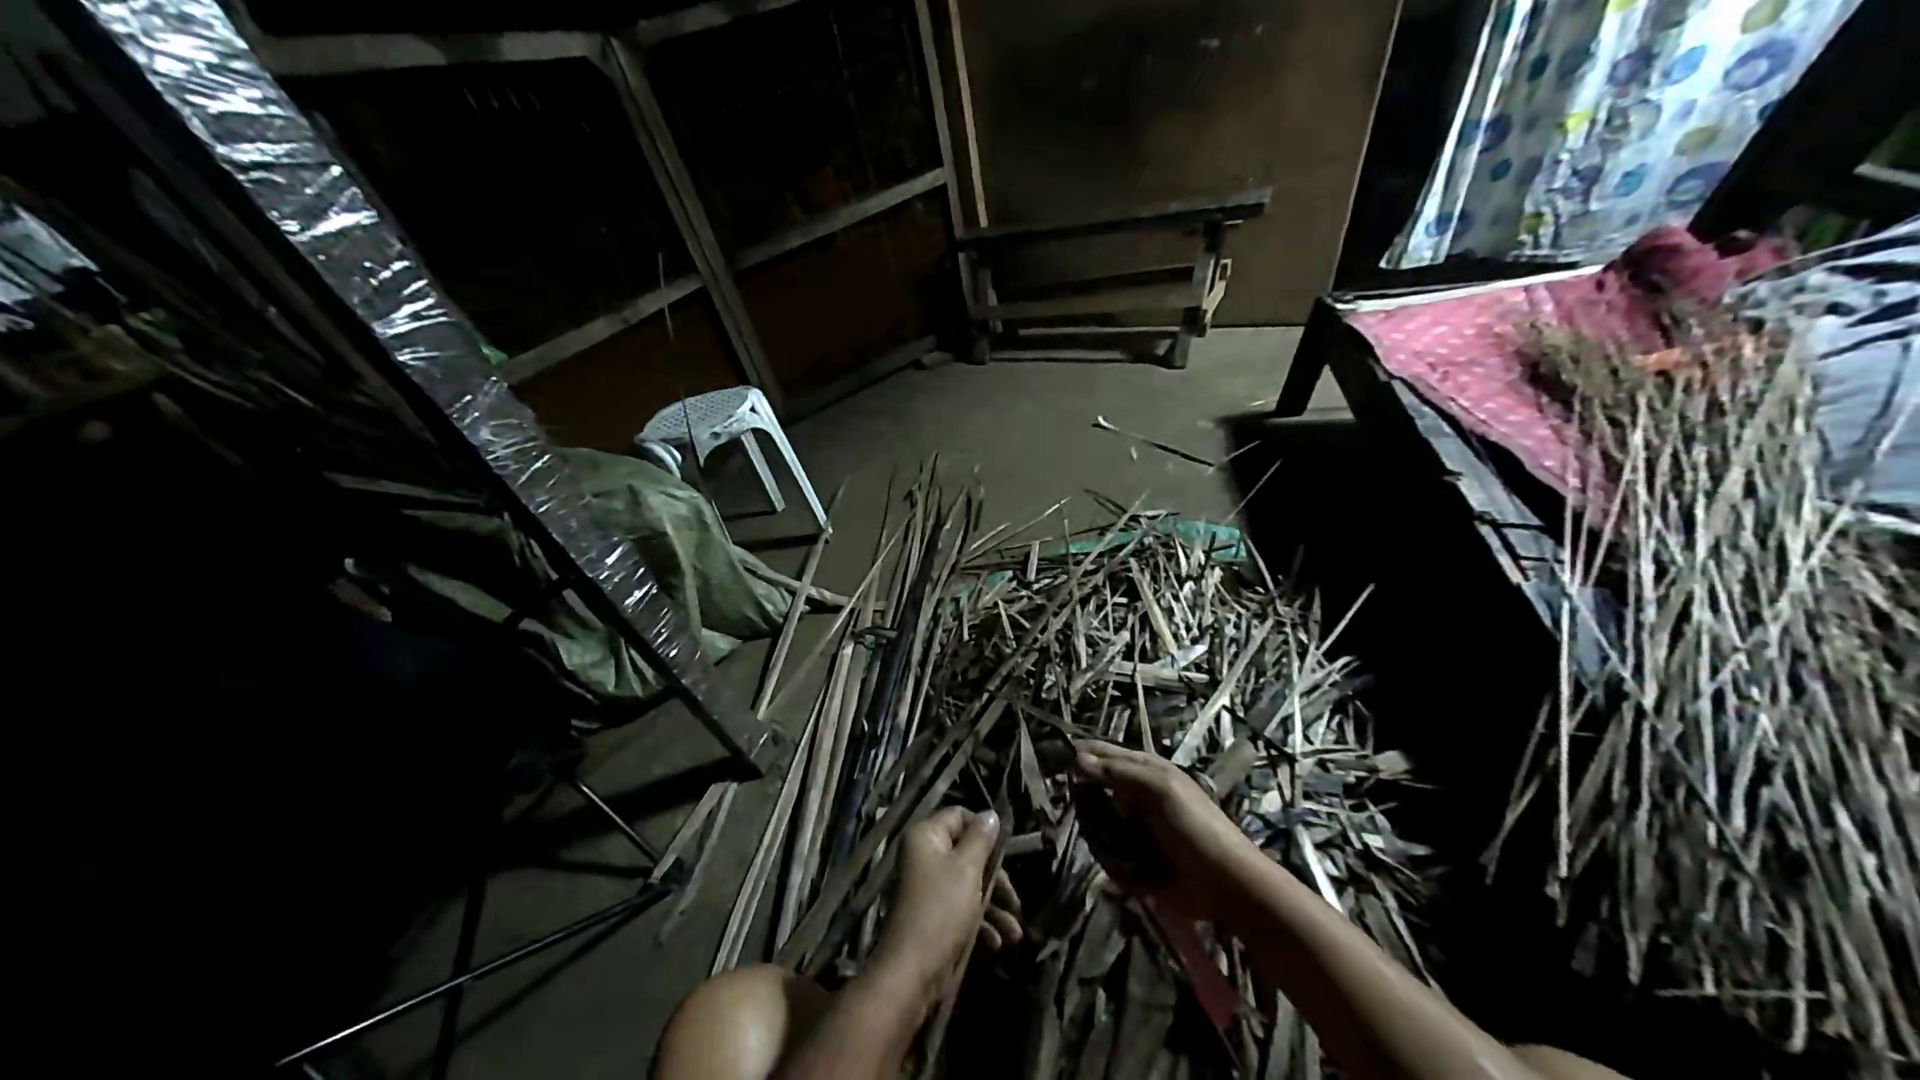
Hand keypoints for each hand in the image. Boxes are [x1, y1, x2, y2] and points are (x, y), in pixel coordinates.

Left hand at [870, 807, 1023, 1007]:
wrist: (912, 971)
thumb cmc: (942, 909)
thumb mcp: (968, 868)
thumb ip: (982, 839)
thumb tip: (991, 815)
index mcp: (926, 837)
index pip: (959, 815)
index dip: (984, 829)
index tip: (1006, 849)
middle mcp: (924, 857)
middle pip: (968, 853)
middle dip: (996, 879)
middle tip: (1014, 900)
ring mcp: (927, 887)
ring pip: (968, 884)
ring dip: (994, 907)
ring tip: (1014, 934)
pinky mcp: (933, 915)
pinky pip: (961, 908)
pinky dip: (980, 923)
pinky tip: (997, 943)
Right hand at [1073, 741, 1265, 924]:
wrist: (1226, 884)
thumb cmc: (1196, 827)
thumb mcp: (1159, 789)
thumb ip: (1117, 771)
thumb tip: (1075, 757)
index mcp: (1142, 770)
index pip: (1098, 752)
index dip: (1078, 758)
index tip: (1060, 772)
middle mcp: (1132, 796)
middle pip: (1088, 795)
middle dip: (1092, 816)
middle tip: (1106, 830)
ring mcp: (1132, 829)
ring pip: (1095, 830)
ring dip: (1109, 847)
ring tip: (1133, 859)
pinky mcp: (1133, 860)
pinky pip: (1108, 858)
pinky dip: (1121, 869)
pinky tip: (1140, 877)